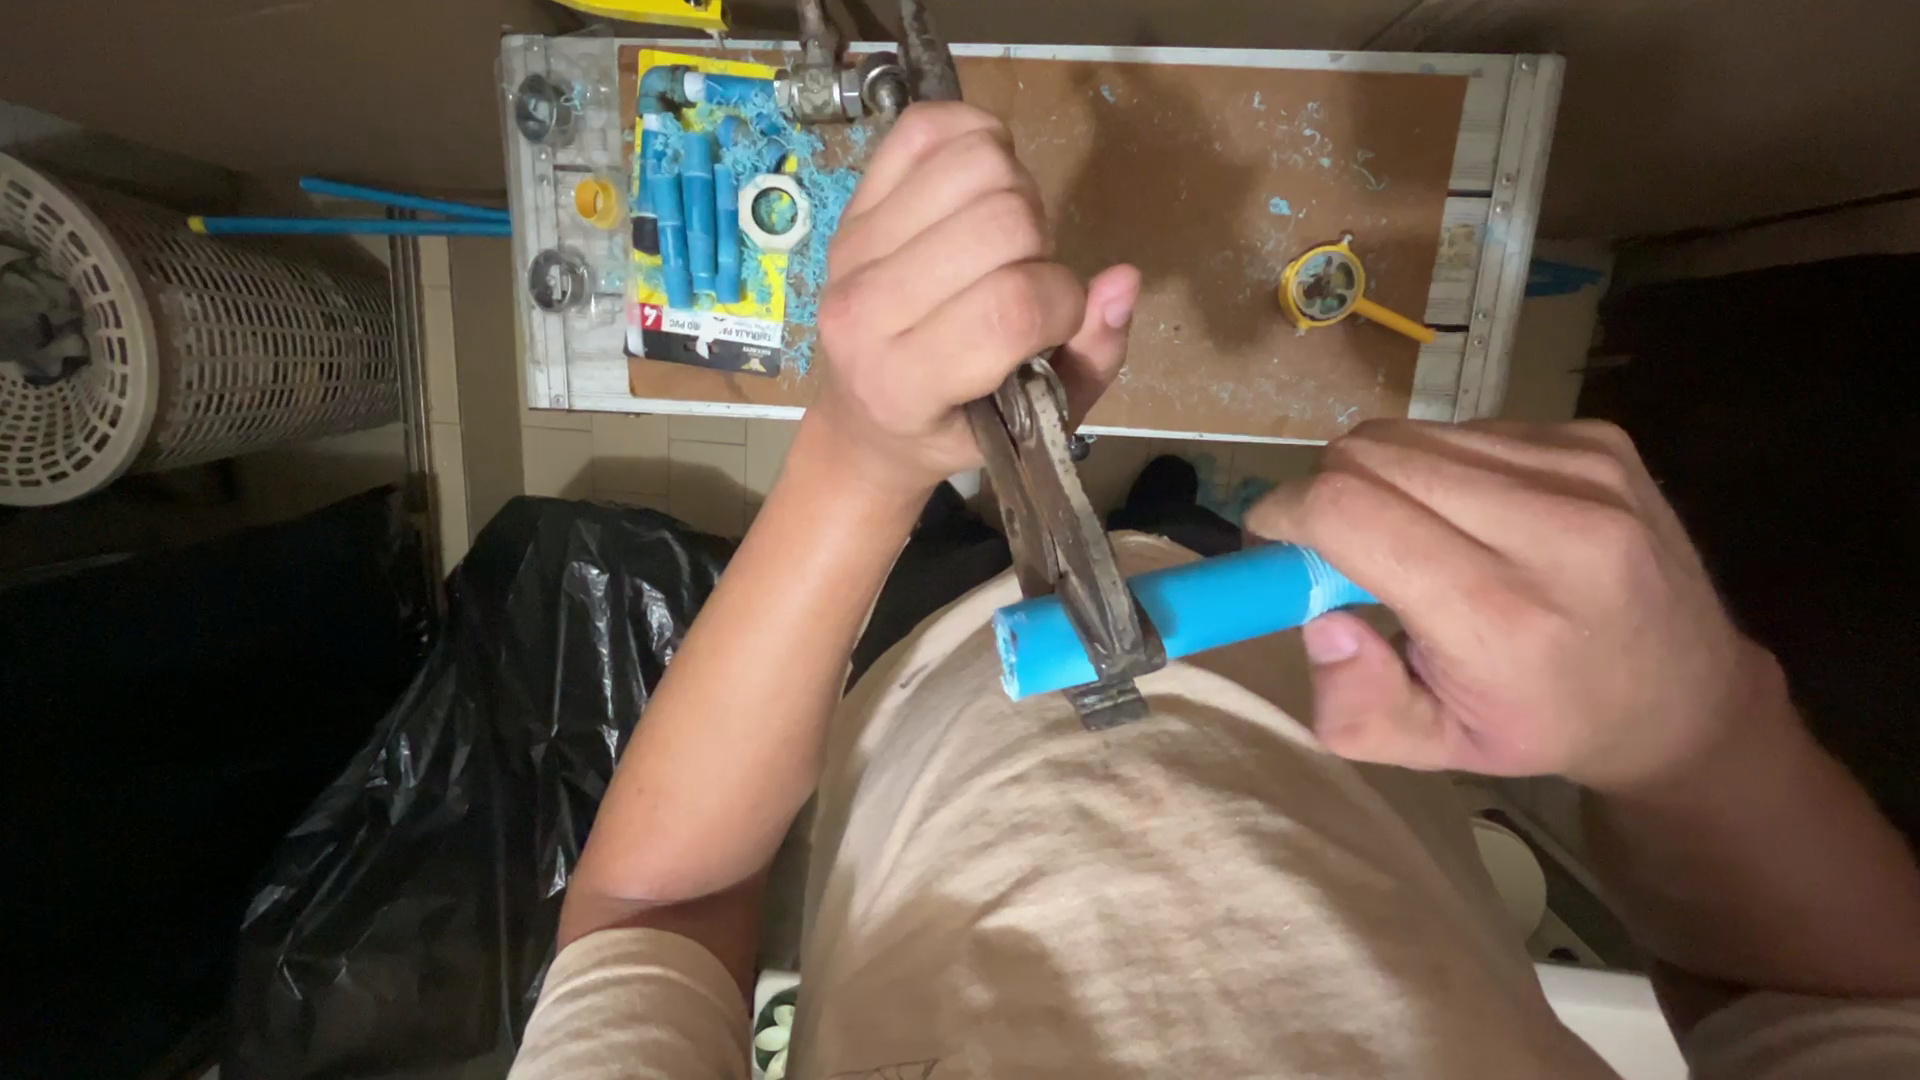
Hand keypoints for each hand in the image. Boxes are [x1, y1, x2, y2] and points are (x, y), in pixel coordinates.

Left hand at [802, 102, 1141, 497]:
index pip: (1011, 308)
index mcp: (905, 383)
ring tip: (1005, 243)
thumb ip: (1088, 364)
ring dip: (1017, 195)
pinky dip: (978, 142)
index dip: (1063, 302)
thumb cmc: (951, 431)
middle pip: (1000, 221)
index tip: (1058, 321)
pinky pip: (929, 128)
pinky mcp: (852, 205)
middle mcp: (865, 311)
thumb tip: (1124, 280)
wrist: (863, 419)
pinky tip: (980, 194)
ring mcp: (852, 250)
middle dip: (1041, 249)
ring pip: (974, 162)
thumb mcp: (1029, 428)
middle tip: (1027, 281)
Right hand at [1246, 419, 1788, 793]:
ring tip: (1399, 530)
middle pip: (1365, 455)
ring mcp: (1583, 470)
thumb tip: (1319, 619)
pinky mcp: (1597, 438)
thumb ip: (1355, 703)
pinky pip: (1456, 430)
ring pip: (1404, 434)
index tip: (1269, 540)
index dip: (1283, 512)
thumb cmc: (1537, 724)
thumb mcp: (1430, 749)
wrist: (1684, 692)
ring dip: (1372, 477)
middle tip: (1326, 544)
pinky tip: (1459, 512)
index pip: (1349, 511)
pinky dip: (1428, 465)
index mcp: (1500, 616)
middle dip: (1318, 492)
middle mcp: (1552, 526)